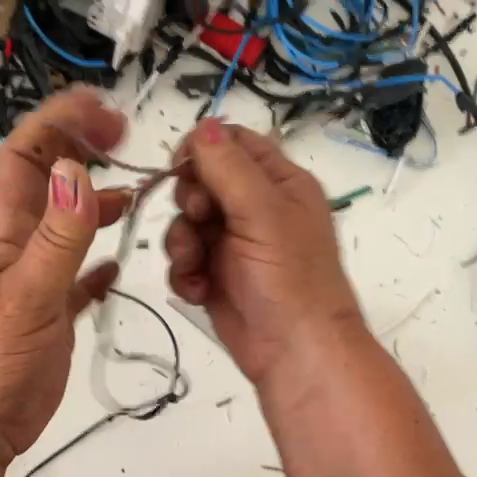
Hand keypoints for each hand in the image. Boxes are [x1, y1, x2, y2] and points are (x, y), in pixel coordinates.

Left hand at [0, 89, 133, 454]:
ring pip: (67, 229)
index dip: (59, 126)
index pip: (27, 159)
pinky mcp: (50, 320)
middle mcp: (21, 252)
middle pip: (48, 185)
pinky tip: (116, 266)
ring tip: (134, 196)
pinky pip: (76, 281)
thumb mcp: (26, 297)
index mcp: (7, 237)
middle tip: (125, 143)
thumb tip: (76, 174)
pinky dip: (96, 267)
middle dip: (81, 152)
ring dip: (95, 204)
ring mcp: (36, 286)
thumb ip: (56, 240)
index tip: (104, 115)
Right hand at [164, 119, 367, 384]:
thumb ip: (228, 167)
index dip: (202, 151)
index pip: (232, 144)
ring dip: (182, 245)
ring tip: (196, 268)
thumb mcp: (263, 212)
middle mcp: (254, 209)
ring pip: (185, 226)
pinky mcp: (215, 281)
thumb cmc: (289, 278)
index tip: (184, 170)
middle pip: (200, 184)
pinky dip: (185, 276)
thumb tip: (202, 125)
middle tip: (200, 222)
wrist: (295, 352)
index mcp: (278, 183)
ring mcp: (232, 247)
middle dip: (189, 204)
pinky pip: (184, 264)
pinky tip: (199, 292)